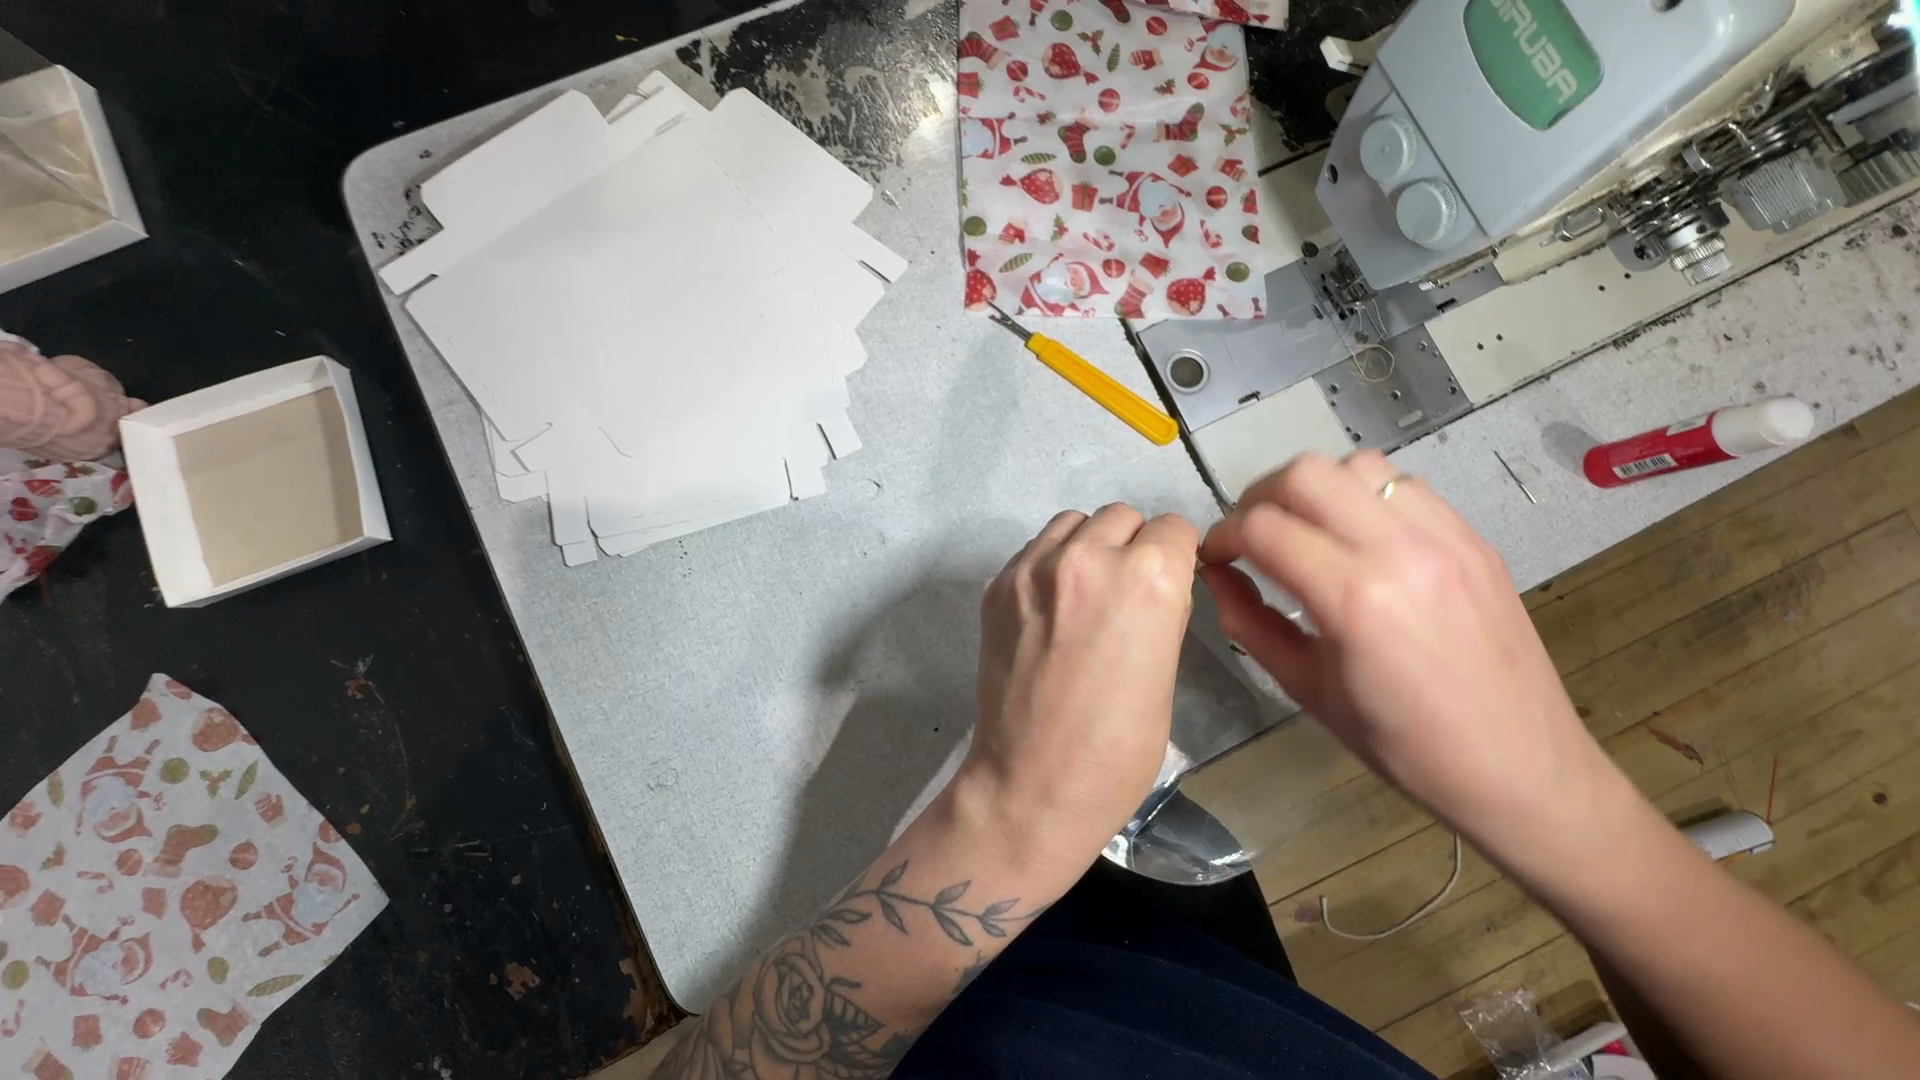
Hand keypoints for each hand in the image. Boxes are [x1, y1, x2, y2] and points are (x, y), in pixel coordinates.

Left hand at [961, 504, 1199, 872]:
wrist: (1031, 784)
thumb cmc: (1118, 748)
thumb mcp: (1167, 671)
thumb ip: (1164, 608)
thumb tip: (1159, 578)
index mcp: (1147, 579)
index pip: (1174, 528)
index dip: (1177, 555)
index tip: (1170, 582)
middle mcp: (1088, 558)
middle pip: (1122, 517)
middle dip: (1134, 546)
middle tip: (1127, 594)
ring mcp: (1034, 569)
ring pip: (1074, 523)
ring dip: (1089, 546)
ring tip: (1086, 595)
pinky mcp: (997, 586)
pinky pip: (1036, 549)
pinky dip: (1050, 564)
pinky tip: (1052, 609)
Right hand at [1198, 452, 1629, 858]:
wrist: (1520, 766)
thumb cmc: (1401, 745)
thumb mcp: (1305, 688)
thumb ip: (1249, 621)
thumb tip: (1217, 575)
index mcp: (1353, 599)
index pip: (1262, 527)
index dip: (1222, 536)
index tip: (1214, 557)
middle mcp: (1400, 550)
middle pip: (1304, 474)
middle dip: (1259, 498)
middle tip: (1250, 537)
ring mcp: (1445, 536)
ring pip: (1355, 465)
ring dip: (1313, 489)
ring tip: (1304, 531)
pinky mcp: (1473, 536)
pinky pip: (1402, 485)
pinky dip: (1362, 497)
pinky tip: (1357, 538)